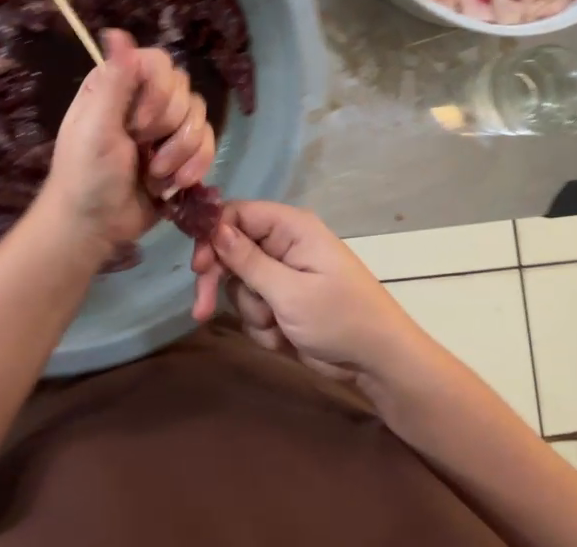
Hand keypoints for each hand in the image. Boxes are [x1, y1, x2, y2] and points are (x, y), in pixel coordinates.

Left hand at [36, 29, 217, 254]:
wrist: (94, 227)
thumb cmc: (86, 175)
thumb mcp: (96, 127)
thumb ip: (113, 80)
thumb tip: (116, 31)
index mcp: (116, 85)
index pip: (159, 63)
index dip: (158, 92)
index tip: (138, 123)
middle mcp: (142, 99)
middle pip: (184, 90)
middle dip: (168, 128)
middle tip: (142, 151)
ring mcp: (165, 127)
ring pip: (200, 117)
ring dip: (181, 152)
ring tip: (155, 175)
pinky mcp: (181, 153)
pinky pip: (208, 143)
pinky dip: (195, 166)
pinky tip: (174, 185)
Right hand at [191, 201, 426, 385]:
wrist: (378, 363)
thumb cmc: (341, 319)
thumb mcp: (290, 292)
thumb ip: (248, 261)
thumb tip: (215, 229)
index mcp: (292, 227)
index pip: (236, 214)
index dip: (212, 236)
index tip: (198, 268)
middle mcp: (285, 243)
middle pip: (230, 249)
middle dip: (222, 282)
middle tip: (203, 310)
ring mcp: (284, 273)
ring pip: (239, 284)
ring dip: (250, 310)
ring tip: (277, 327)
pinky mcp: (284, 301)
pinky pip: (254, 307)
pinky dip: (262, 326)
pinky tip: (284, 338)